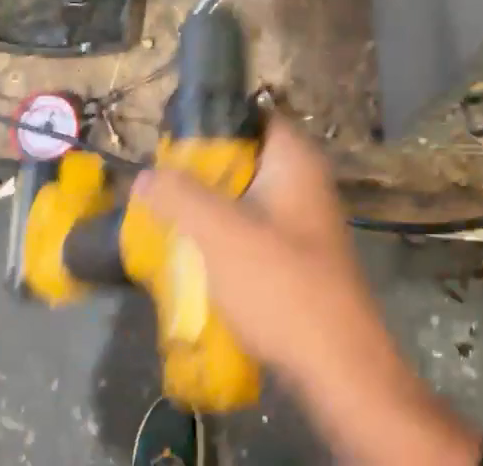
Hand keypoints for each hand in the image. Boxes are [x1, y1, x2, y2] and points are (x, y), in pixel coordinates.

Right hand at [134, 120, 481, 465]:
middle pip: (244, 160)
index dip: (213, 121)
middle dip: (201, 173)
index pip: (253, 115)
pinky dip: (225, 245)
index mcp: (295, 160)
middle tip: (161, 186)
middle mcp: (304, 184)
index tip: (173, 139)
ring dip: (209, 213)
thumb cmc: (281, 285)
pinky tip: (196, 264)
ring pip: (245, 202)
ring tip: (168, 225)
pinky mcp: (298, 263)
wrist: (338, 368)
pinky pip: (253, 237)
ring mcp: (304, 225)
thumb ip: (179, 196)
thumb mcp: (219, 232)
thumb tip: (145, 175)